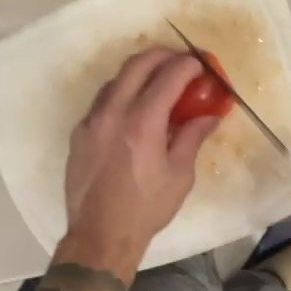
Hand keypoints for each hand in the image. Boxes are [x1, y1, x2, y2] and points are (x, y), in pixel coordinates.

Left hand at [63, 49, 220, 266]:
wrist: (100, 234)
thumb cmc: (146, 208)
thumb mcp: (180, 174)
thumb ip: (193, 137)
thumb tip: (210, 115)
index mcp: (143, 122)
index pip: (168, 76)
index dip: (188, 65)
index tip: (201, 65)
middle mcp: (113, 112)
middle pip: (137, 65)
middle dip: (162, 56)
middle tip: (181, 61)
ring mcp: (92, 121)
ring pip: (116, 80)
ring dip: (140, 73)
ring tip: (159, 82)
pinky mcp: (80, 133)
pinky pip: (102, 101)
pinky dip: (123, 94)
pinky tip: (136, 109)